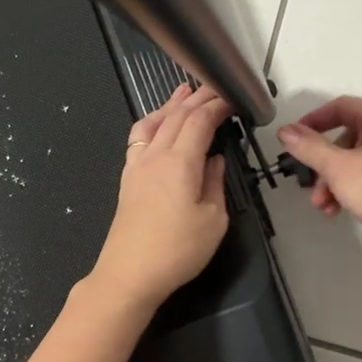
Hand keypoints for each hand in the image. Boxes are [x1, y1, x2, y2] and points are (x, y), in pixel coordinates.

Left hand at [86, 83, 230, 311]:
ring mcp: (137, 166)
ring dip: (170, 105)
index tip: (233, 97)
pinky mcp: (127, 180)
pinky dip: (151, 124)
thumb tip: (215, 161)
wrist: (129, 274)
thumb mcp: (213, 220)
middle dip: (197, 99)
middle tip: (213, 87)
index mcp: (180, 162)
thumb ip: (216, 184)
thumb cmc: (177, 251)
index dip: (217, 105)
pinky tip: (156, 126)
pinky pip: (138, 139)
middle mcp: (155, 156)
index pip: (200, 120)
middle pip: (176, 116)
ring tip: (182, 92)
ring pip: (153, 123)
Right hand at [276, 96, 361, 242]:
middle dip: (323, 166)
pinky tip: (339, 210)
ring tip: (324, 207)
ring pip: (357, 161)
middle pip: (347, 139)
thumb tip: (284, 131)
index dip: (313, 120)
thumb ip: (309, 147)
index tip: (293, 139)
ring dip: (333, 183)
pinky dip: (351, 189)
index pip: (342, 107)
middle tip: (311, 188)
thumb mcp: (337, 168)